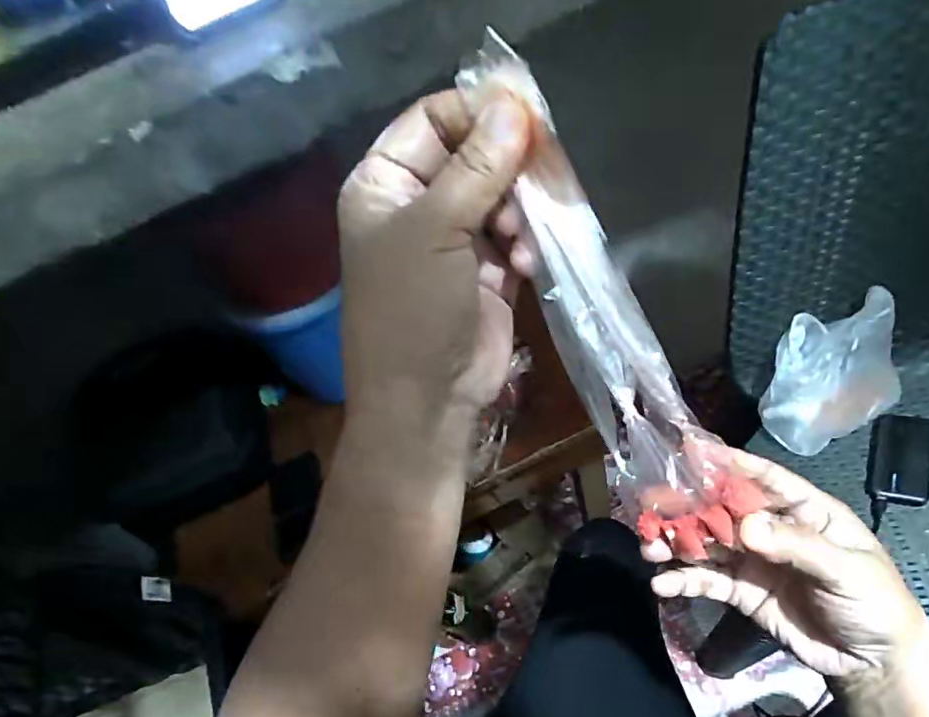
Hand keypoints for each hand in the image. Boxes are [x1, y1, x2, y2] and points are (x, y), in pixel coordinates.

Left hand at [337, 90, 536, 422]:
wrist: (428, 400)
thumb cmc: (413, 311)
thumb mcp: (435, 232)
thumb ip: (476, 169)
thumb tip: (514, 105)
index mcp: (385, 184)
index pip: (434, 120)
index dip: (478, 114)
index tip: (525, 117)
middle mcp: (420, 207)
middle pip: (476, 157)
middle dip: (509, 168)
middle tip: (542, 176)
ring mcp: (457, 243)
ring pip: (504, 198)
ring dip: (522, 213)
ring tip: (523, 241)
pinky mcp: (491, 276)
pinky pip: (518, 238)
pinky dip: (528, 245)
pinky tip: (528, 265)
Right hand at [649, 449, 928, 680]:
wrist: (870, 662)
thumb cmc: (873, 602)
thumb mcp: (845, 569)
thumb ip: (795, 546)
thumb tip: (745, 526)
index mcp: (806, 512)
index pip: (765, 480)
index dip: (730, 464)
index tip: (692, 451)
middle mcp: (774, 531)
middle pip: (725, 512)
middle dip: (689, 508)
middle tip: (651, 507)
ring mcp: (756, 562)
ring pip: (709, 545)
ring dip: (678, 544)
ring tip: (650, 548)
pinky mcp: (743, 594)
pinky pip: (709, 582)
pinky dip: (684, 581)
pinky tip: (663, 584)